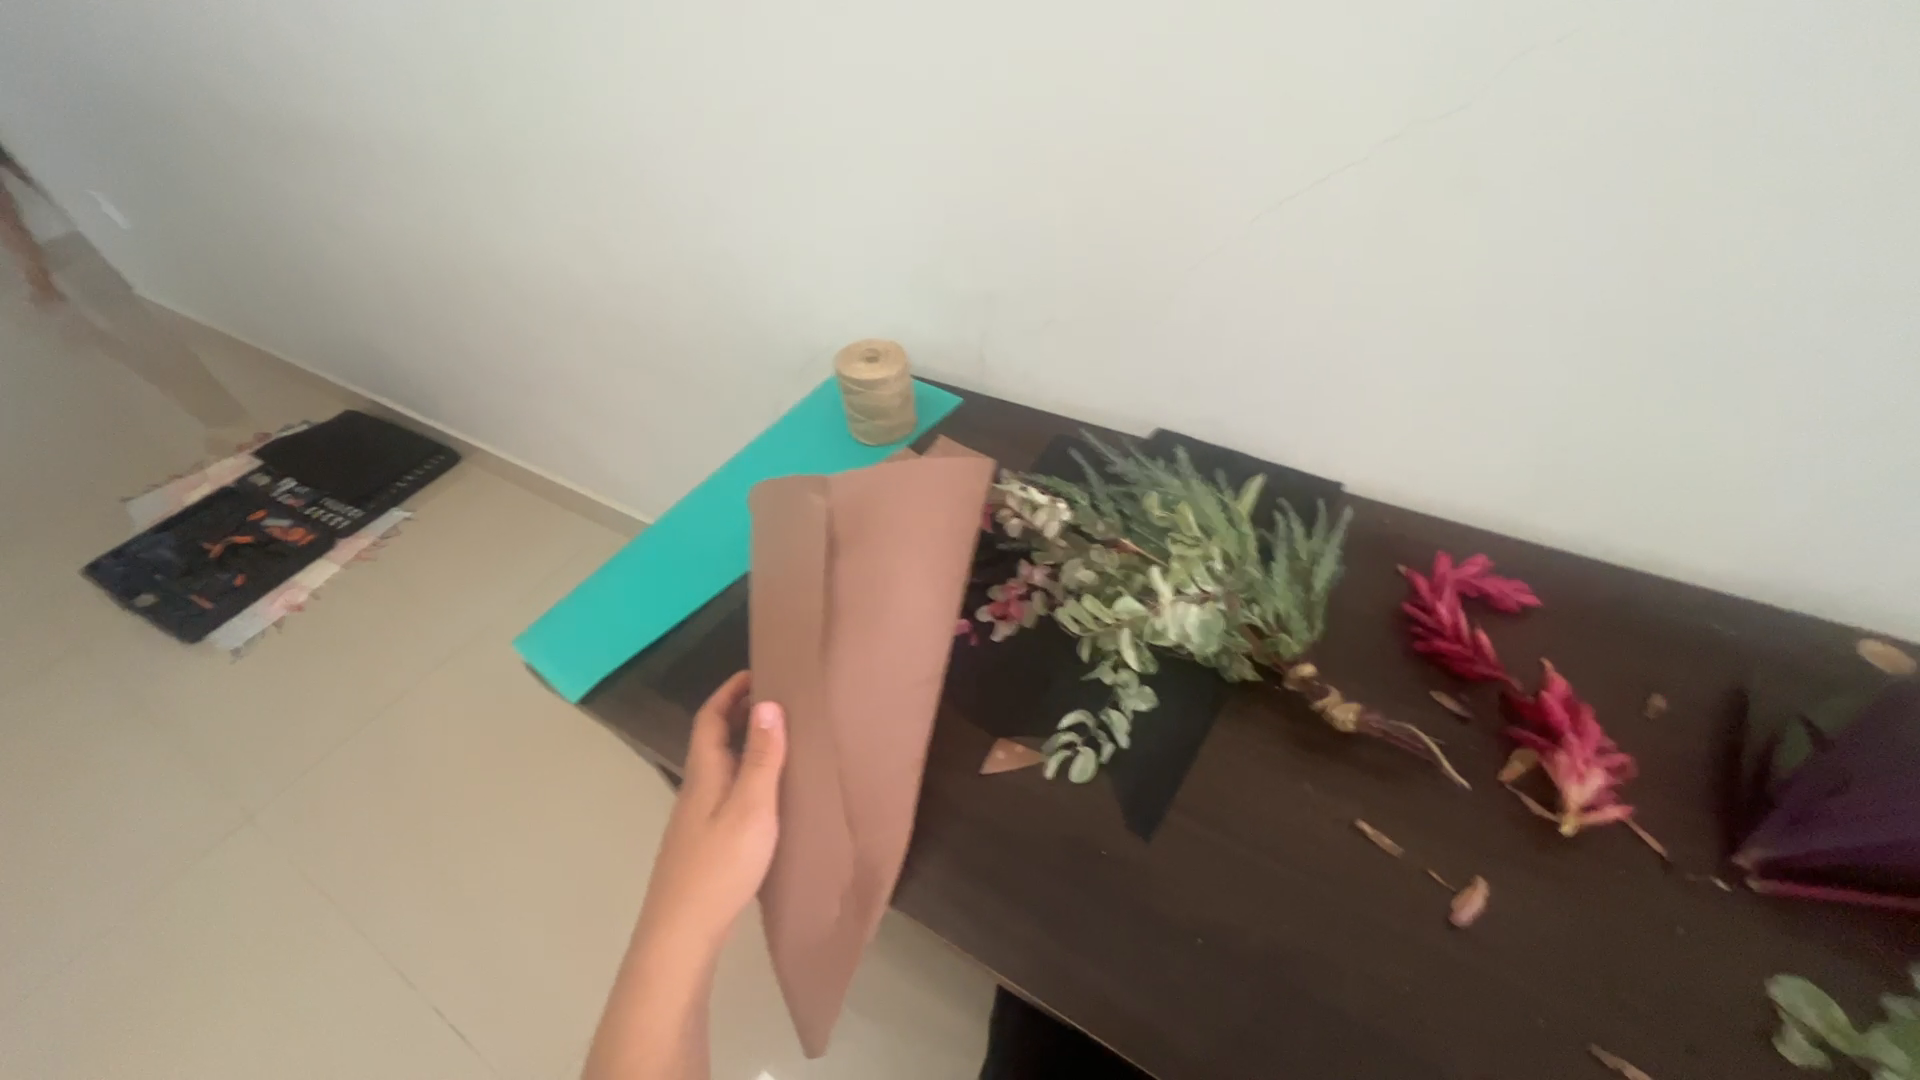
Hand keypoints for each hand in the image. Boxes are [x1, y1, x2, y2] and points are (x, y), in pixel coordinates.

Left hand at [637, 671, 786, 951]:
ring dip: (743, 744)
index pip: (710, 718)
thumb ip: (762, 758)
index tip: (756, 671)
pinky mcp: (703, 843)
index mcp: (705, 774)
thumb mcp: (752, 807)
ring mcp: (696, 819)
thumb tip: (768, 703)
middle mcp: (696, 790)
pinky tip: (764, 794)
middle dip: (737, 713)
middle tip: (775, 699)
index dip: (729, 692)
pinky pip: (725, 790)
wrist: (681, 934)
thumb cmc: (720, 865)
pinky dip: (744, 774)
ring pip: (719, 767)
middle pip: (712, 740)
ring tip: (778, 739)